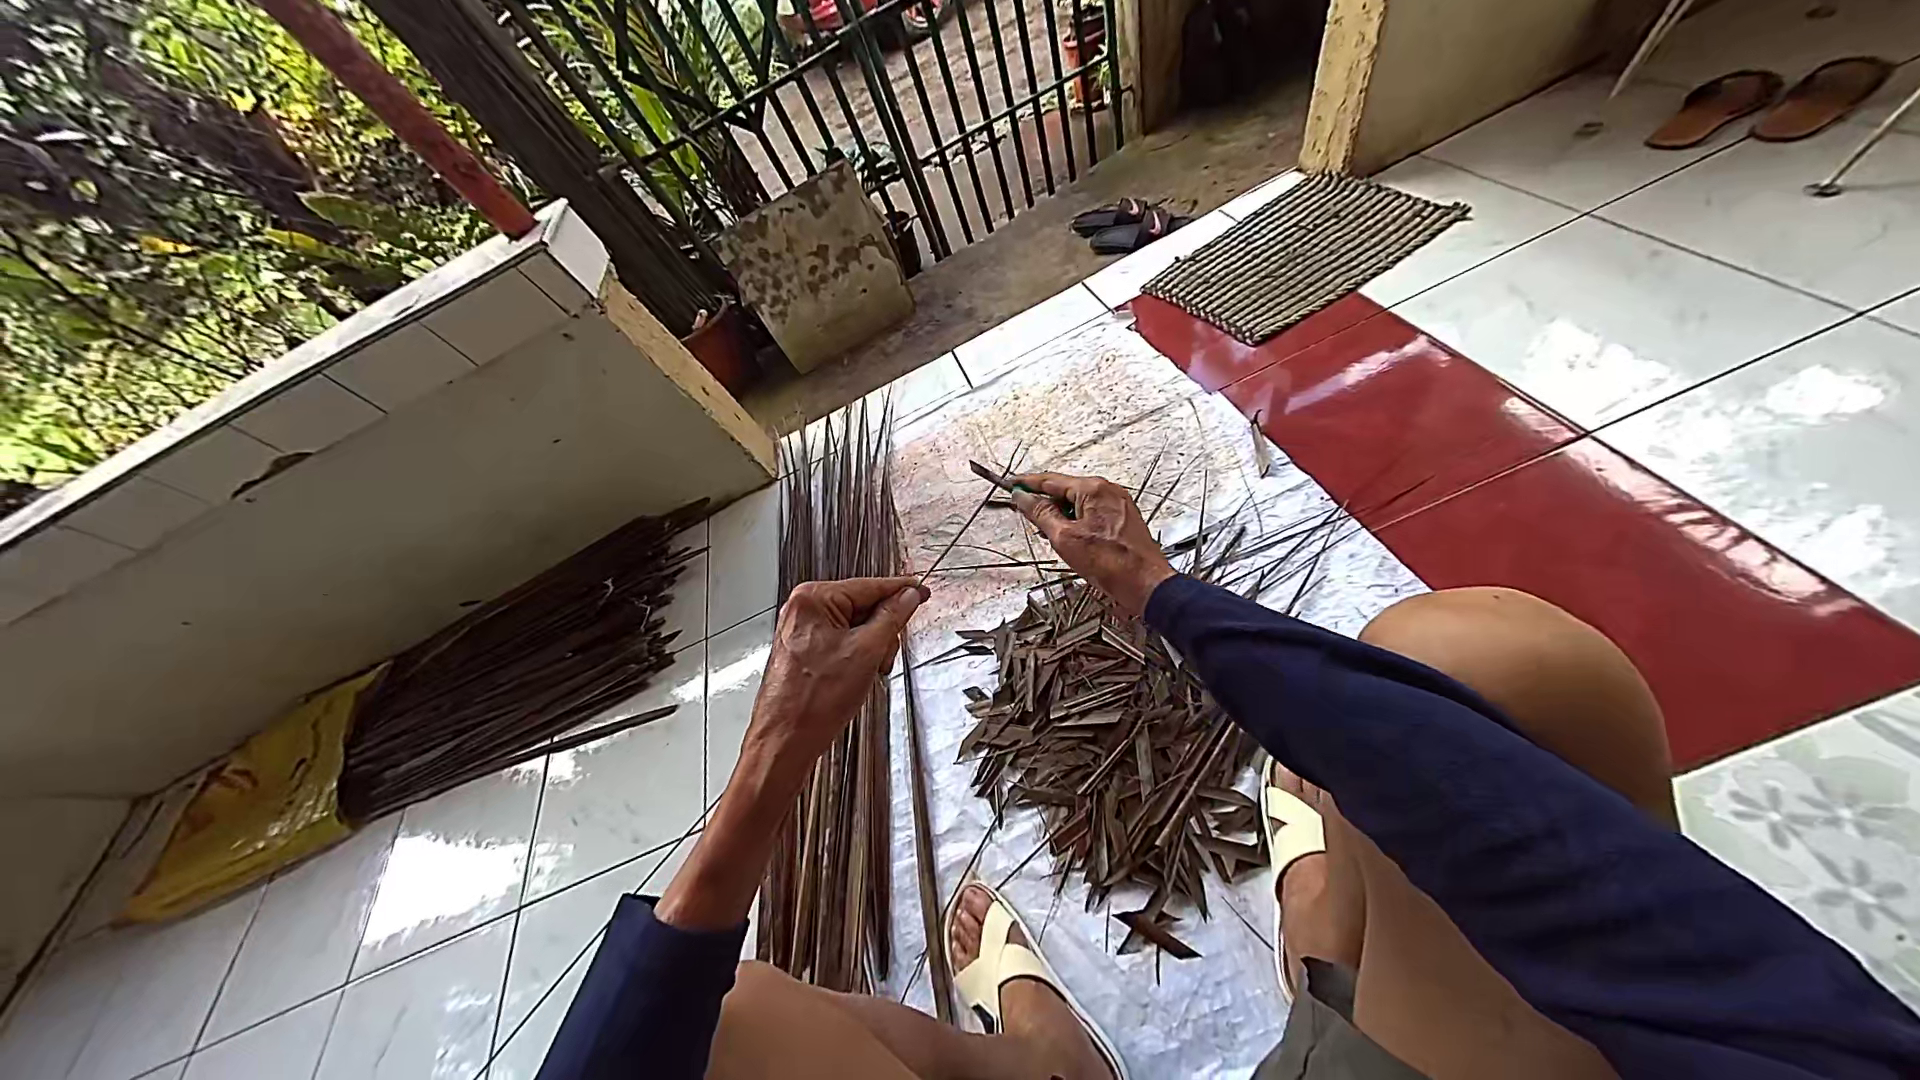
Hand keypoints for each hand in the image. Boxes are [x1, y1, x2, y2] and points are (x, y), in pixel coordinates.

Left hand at [743, 576, 928, 778]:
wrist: (786, 740)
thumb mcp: (867, 651)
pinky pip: (844, 641)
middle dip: (882, 632)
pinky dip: (859, 656)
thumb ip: (892, 617)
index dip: (901, 590)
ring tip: (868, 671)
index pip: (869, 586)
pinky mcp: (806, 649)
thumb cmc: (811, 701)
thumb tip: (908, 596)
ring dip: (872, 648)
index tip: (922, 590)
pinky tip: (857, 675)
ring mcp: (803, 630)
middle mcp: (804, 609)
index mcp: (813, 599)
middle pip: (863, 606)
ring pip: (856, 626)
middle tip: (885, 656)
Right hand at [1010, 471, 1175, 618]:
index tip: (1013, 486)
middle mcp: (1108, 491)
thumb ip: (1041, 514)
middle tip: (1025, 512)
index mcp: (1094, 489)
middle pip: (1065, 490)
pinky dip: (1076, 521)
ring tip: (1047, 532)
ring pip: (1078, 503)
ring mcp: (1117, 504)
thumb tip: (1024, 499)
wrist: (1146, 585)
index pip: (1051, 480)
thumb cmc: (1113, 564)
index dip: (1028, 484)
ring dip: (1060, 514)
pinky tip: (1069, 537)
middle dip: (1044, 502)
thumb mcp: (1064, 538)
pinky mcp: (1122, 519)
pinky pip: (1091, 512)